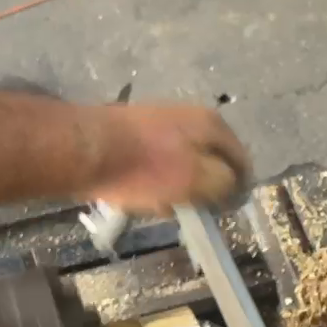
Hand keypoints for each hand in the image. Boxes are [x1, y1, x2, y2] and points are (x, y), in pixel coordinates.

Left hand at [81, 104, 250, 213]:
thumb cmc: (146, 167)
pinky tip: (136, 193)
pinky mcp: (132, 133)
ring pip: (179, 164)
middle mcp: (189, 115)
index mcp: (212, 123)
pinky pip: (152, 163)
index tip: (223, 212)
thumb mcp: (198, 180)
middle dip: (201, 188)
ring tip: (157, 203)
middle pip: (208, 161)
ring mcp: (158, 121)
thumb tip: (233, 187)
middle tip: (187, 208)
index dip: (236, 189)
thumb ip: (225, 184)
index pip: (241, 161)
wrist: (85, 150)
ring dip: (173, 187)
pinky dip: (149, 180)